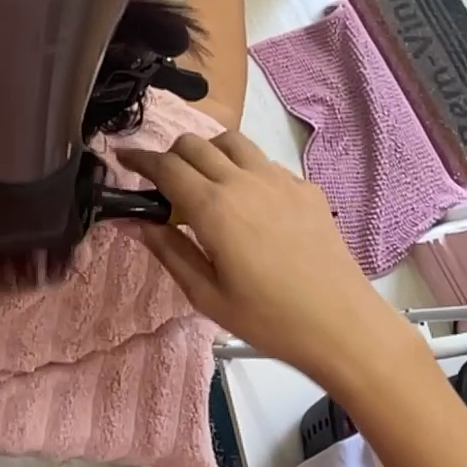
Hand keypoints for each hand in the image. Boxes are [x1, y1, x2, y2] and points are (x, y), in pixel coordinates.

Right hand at [119, 132, 425, 392]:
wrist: (344, 326)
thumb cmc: (270, 319)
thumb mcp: (206, 296)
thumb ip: (168, 251)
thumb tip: (134, 222)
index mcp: (213, 207)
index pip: (165, 166)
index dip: (138, 159)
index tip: (121, 158)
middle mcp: (243, 180)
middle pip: (194, 143)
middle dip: (169, 154)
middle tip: (160, 182)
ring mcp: (279, 179)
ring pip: (230, 141)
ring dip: (206, 151)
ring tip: (202, 181)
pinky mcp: (305, 187)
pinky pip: (263, 161)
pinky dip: (243, 168)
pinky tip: (247, 203)